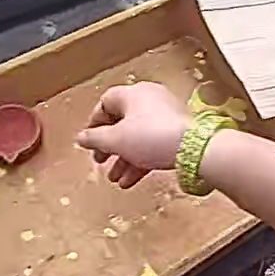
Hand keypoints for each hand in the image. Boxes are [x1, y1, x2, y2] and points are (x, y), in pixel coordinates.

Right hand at [76, 82, 190, 188]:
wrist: (194, 149)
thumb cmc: (151, 137)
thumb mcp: (115, 140)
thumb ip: (95, 139)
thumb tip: (80, 138)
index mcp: (132, 94)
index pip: (106, 104)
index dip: (95, 124)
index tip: (90, 141)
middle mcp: (150, 100)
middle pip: (122, 123)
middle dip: (110, 147)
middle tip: (100, 162)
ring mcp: (166, 116)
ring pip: (138, 138)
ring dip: (124, 159)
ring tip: (116, 179)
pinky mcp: (178, 132)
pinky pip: (153, 144)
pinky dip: (141, 160)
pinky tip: (131, 181)